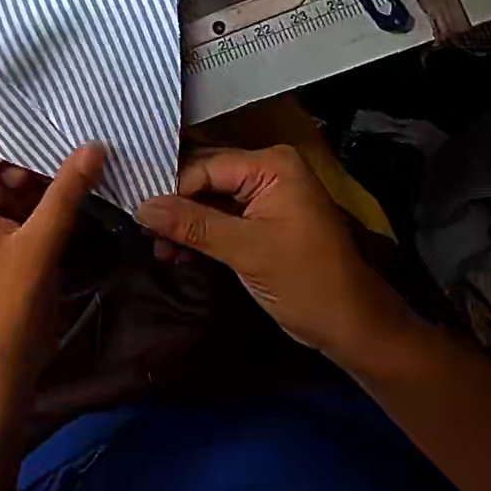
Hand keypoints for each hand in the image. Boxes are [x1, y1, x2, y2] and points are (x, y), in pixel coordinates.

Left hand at [0, 139, 105, 417]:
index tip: (57, 95)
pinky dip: (61, 197)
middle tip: (90, 114)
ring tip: (99, 137)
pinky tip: (92, 176)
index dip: (19, 119)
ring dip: (59, 171)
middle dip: (48, 145)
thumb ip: (66, 194)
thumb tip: (95, 145)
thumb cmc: (1, 317)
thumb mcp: (36, 249)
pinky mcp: (14, 245)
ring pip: (29, 186)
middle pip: (12, 162)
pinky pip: (37, 210)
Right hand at [135, 145, 408, 362]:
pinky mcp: (261, 217)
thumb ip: (194, 225)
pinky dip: (200, 232)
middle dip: (174, 204)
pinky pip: (221, 214)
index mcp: (271, 164)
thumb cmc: (306, 282)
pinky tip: (176, 251)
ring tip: (157, 248)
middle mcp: (267, 168)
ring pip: (209, 197)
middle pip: (206, 177)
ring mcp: (265, 193)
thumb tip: (143, 208)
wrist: (352, 326)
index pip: (206, 166)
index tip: (138, 213)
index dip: (171, 189)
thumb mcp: (247, 251)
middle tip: (141, 229)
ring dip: (184, 221)